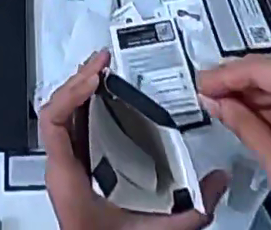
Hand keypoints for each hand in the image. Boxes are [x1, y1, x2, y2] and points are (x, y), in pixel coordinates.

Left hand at [39, 49, 228, 229]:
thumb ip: (190, 210)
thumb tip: (217, 181)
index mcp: (67, 178)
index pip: (52, 122)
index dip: (70, 94)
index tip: (94, 78)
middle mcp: (61, 168)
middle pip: (57, 109)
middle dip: (79, 79)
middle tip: (103, 61)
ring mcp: (65, 166)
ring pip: (62, 115)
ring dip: (79, 87)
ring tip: (101, 68)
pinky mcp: (74, 167)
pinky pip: (70, 125)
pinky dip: (82, 104)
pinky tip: (99, 95)